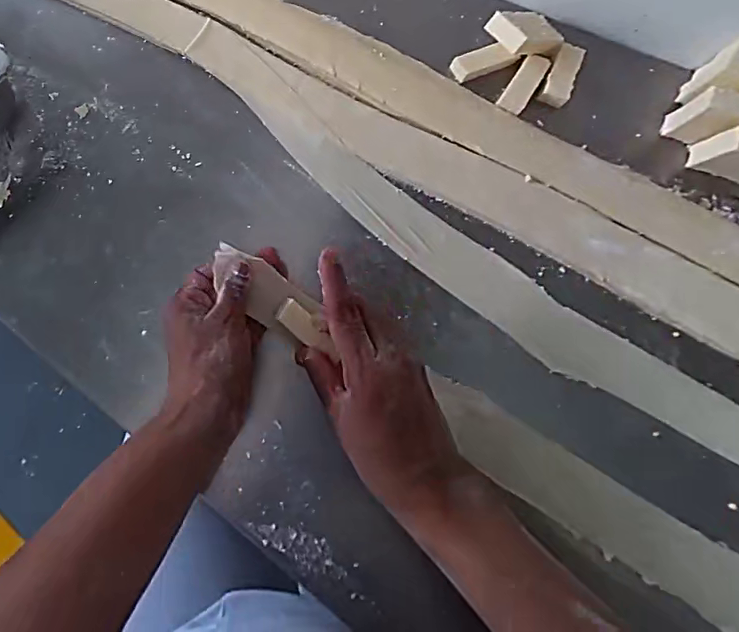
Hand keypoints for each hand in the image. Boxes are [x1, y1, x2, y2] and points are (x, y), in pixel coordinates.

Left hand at [156, 254, 265, 443]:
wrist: (209, 414)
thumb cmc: (210, 363)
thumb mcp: (222, 320)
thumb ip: (235, 290)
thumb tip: (242, 265)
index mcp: (187, 304)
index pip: (209, 273)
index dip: (233, 264)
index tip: (257, 256)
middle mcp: (202, 315)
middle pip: (229, 287)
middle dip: (253, 274)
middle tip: (277, 260)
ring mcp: (221, 332)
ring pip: (243, 304)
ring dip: (263, 291)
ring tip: (285, 274)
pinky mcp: (236, 347)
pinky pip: (252, 323)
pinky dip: (266, 313)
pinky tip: (283, 299)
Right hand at [295, 248, 472, 522]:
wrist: (432, 482)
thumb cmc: (378, 459)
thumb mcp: (341, 421)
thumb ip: (323, 378)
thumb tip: (305, 347)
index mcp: (366, 370)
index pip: (345, 316)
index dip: (334, 283)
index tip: (328, 256)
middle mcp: (391, 355)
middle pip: (364, 310)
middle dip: (342, 298)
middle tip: (318, 308)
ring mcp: (408, 358)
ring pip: (378, 319)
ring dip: (357, 314)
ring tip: (335, 330)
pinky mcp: (417, 365)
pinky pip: (389, 334)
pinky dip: (371, 330)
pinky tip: (359, 348)